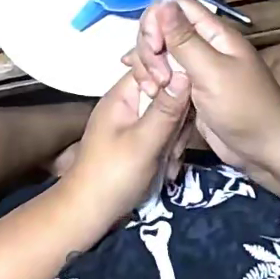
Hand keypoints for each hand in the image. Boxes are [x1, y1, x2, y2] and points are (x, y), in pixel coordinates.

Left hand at [57, 68, 191, 227]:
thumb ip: (166, 109)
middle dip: (178, 119)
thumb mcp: (144, 142)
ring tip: (170, 162)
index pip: (153, 66)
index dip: (175, 77)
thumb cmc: (112, 175)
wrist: (89, 212)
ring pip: (169, 117)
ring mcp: (133, 123)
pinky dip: (169, 152)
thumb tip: (185, 72)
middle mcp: (127, 104)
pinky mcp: (139, 141)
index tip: (191, 100)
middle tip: (175, 145)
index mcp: (122, 96)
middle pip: (166, 93)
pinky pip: (164, 136)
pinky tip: (168, 170)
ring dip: (175, 140)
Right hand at [126, 0, 279, 171]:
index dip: (157, 20)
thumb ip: (184, 39)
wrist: (267, 150)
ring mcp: (195, 68)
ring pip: (159, 52)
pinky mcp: (188, 88)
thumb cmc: (245, 109)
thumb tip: (162, 3)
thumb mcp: (212, 71)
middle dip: (150, 48)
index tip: (154, 47)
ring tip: (154, 90)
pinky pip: (163, 73)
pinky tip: (143, 87)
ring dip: (148, 66)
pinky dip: (150, 77)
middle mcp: (203, 45)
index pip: (176, 7)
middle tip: (158, 77)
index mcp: (214, 34)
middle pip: (162, 28)